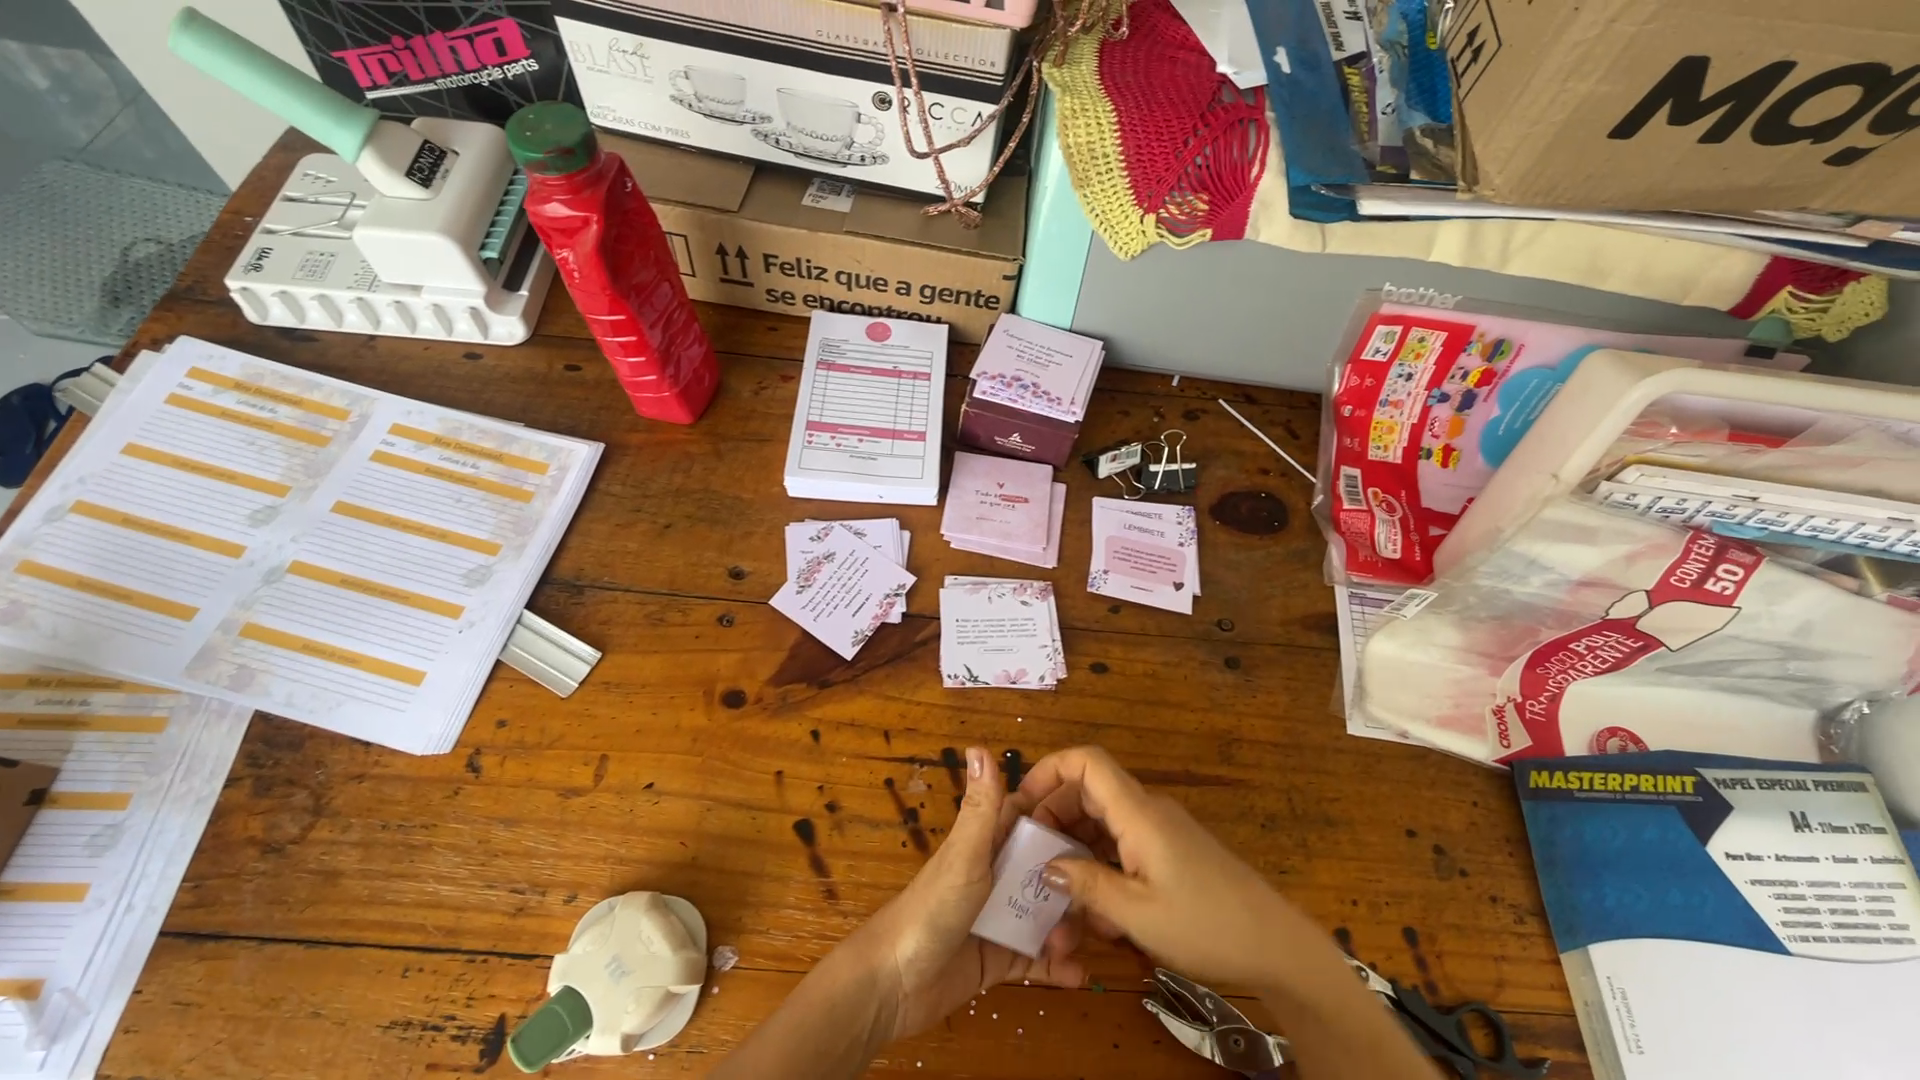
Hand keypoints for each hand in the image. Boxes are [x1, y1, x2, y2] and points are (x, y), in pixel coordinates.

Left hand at [840, 746, 1086, 1040]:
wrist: (891, 985)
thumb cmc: (928, 911)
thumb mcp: (962, 857)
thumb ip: (980, 809)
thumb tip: (979, 746)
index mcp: (986, 846)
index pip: (1029, 820)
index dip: (1062, 817)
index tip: (1103, 824)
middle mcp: (995, 878)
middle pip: (1047, 870)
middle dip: (1074, 883)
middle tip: (1096, 902)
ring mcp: (998, 919)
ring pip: (1046, 914)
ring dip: (1068, 927)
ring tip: (1075, 944)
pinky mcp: (999, 959)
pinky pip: (1036, 958)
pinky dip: (1058, 966)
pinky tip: (1079, 975)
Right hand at [1018, 746, 1345, 990]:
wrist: (1277, 947)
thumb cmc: (1206, 927)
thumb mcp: (1137, 914)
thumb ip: (1086, 885)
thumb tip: (1045, 865)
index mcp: (1139, 814)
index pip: (1087, 762)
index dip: (1048, 770)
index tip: (1020, 805)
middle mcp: (1148, 812)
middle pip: (1088, 792)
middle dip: (1053, 819)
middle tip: (1029, 858)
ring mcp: (1161, 833)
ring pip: (1103, 823)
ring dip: (1075, 850)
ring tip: (1055, 892)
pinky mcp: (1170, 855)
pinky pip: (1122, 845)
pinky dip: (1100, 865)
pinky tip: (1093, 908)